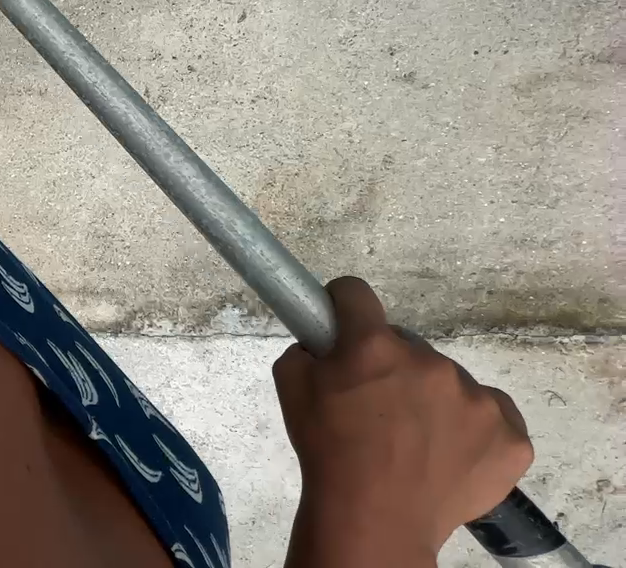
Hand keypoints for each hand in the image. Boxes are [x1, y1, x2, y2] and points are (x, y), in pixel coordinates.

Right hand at [275, 277, 533, 564]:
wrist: (375, 511)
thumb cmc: (324, 442)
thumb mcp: (288, 381)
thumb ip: (309, 350)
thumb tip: (328, 346)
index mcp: (372, 346)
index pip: (355, 292)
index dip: (341, 303)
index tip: (337, 322)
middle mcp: (430, 362)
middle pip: (406, 343)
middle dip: (388, 360)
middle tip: (372, 397)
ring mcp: (479, 401)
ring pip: (448, 378)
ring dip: (428, 391)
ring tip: (412, 431)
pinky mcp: (514, 438)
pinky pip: (491, 410)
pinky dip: (469, 420)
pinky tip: (448, 444)